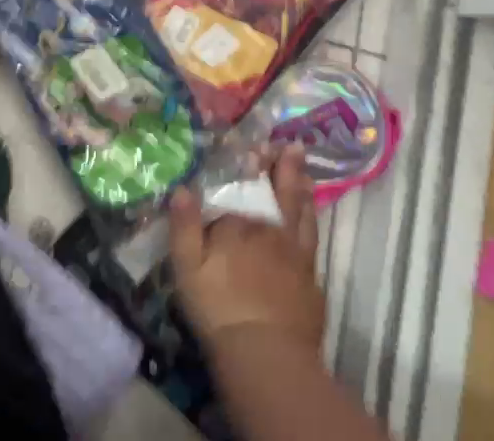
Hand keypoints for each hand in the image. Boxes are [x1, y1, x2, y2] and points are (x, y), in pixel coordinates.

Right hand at [169, 146, 324, 348]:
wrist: (266, 350)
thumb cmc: (217, 304)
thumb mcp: (186, 264)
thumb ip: (184, 224)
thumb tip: (182, 187)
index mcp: (237, 225)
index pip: (239, 189)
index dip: (244, 165)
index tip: (249, 143)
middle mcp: (269, 231)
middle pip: (275, 193)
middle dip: (281, 168)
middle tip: (288, 144)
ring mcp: (294, 253)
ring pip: (299, 211)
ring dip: (300, 186)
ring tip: (302, 166)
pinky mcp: (310, 274)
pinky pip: (311, 234)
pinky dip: (310, 215)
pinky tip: (308, 211)